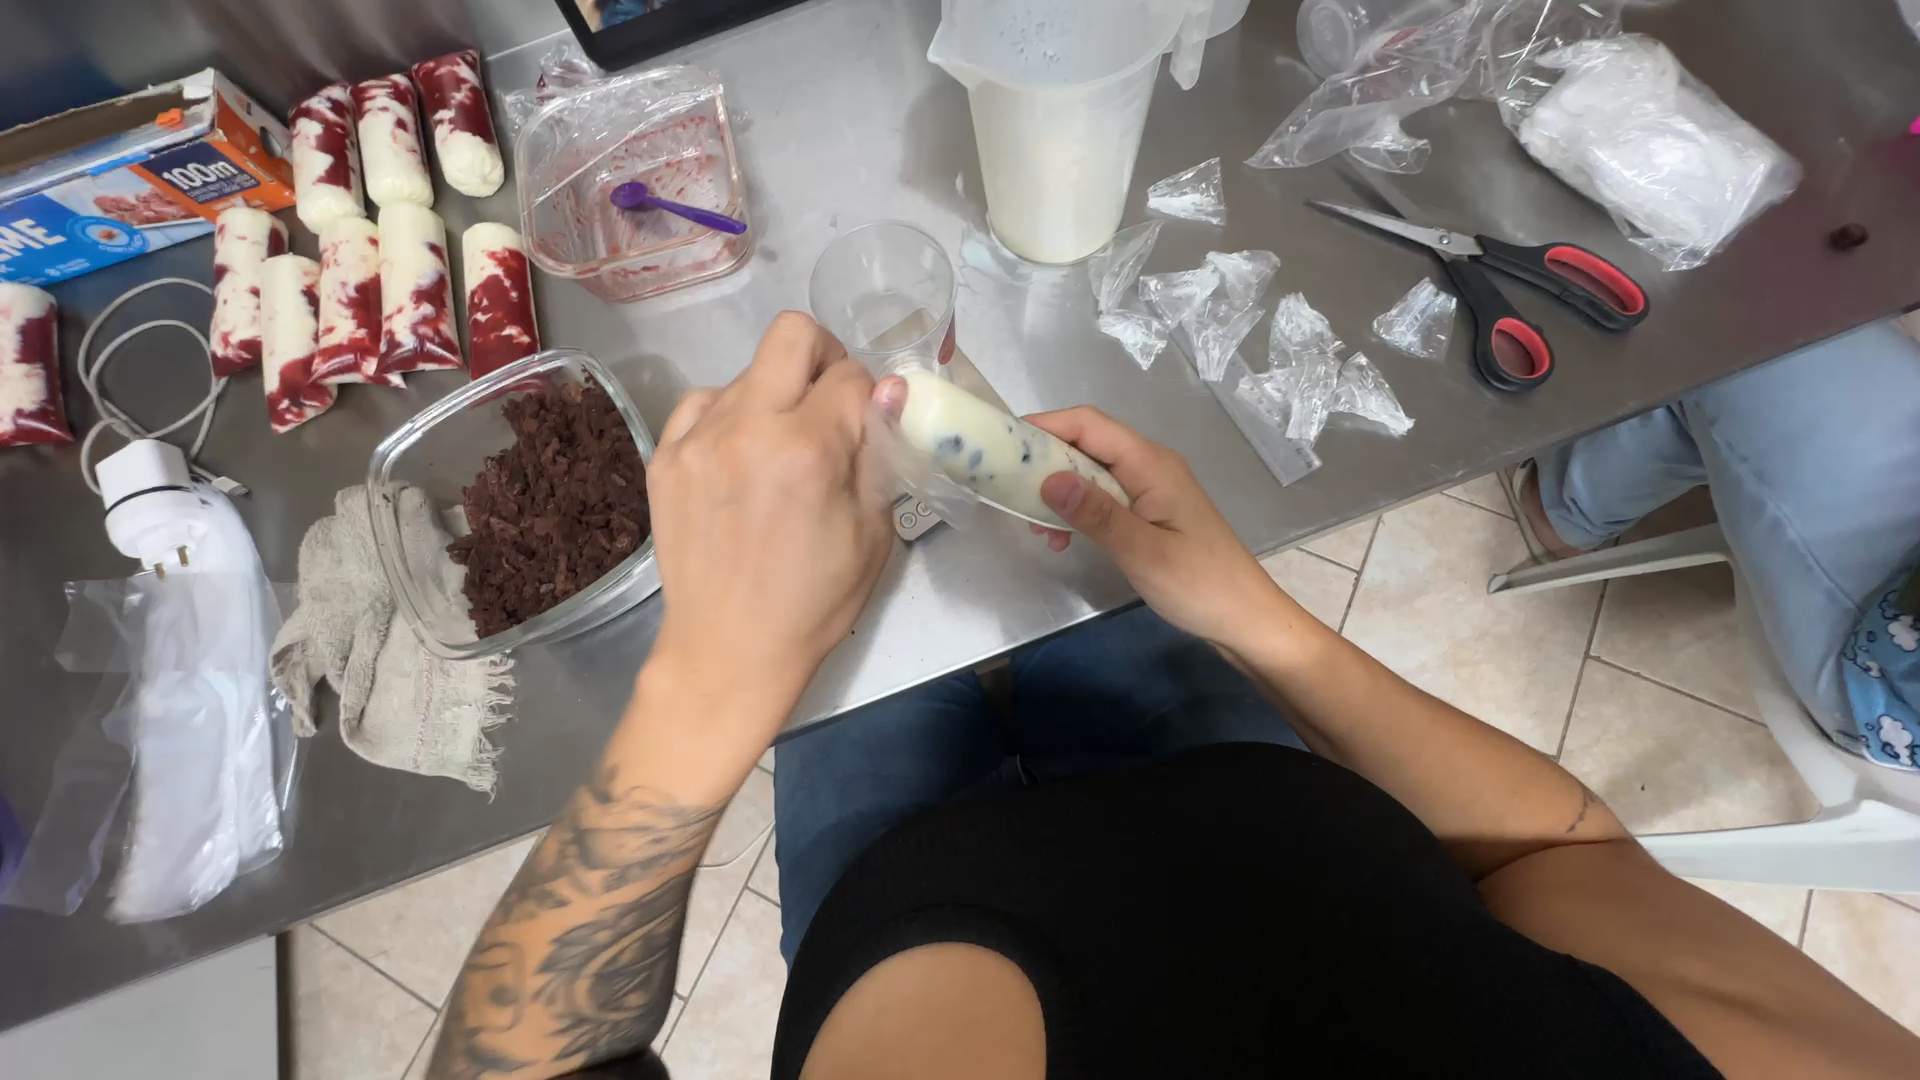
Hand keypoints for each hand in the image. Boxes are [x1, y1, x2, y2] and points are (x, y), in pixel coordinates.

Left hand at [644, 313, 894, 723]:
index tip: (869, 424)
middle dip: (825, 356)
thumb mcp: (873, 534)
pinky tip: (740, 455)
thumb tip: (889, 390)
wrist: (729, 649)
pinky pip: (704, 402)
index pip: (852, 376)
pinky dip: (731, 414)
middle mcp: (749, 427)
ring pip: (748, 370)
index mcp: (809, 449)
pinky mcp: (665, 456)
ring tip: (780, 447)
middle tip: (831, 402)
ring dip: (777, 393)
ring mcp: (697, 438)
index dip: (871, 395)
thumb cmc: (815, 602)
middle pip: (793, 334)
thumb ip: (880, 453)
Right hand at [1024, 407, 1300, 653]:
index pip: (1089, 425)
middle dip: (1045, 461)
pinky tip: (1062, 539)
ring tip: (1035, 526)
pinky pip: (1101, 496)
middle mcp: (1148, 466)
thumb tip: (1048, 479)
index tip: (1004, 444)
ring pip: (1090, 471)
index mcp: (1150, 464)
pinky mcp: (1146, 510)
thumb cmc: (1198, 584)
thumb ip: (1096, 514)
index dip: (1046, 426)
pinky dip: (1076, 510)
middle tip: (1010, 490)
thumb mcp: (1142, 551)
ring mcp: (1148, 487)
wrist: (1242, 616)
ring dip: (1058, 491)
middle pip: (1086, 443)